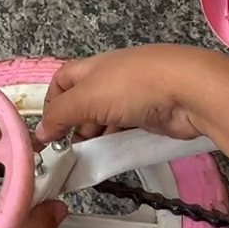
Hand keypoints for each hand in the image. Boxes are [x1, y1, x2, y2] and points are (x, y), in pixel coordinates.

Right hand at [39, 44, 228, 142]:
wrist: (188, 91)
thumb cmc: (132, 85)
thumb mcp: (87, 98)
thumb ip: (60, 115)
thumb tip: (40, 132)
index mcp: (92, 67)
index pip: (63, 80)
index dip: (51, 100)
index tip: (47, 128)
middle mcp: (110, 80)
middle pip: (82, 102)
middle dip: (71, 125)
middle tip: (64, 152)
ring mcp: (131, 98)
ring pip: (103, 119)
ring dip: (92, 137)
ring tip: (83, 160)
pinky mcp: (149, 117)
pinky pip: (124, 131)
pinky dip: (114, 143)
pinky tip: (109, 159)